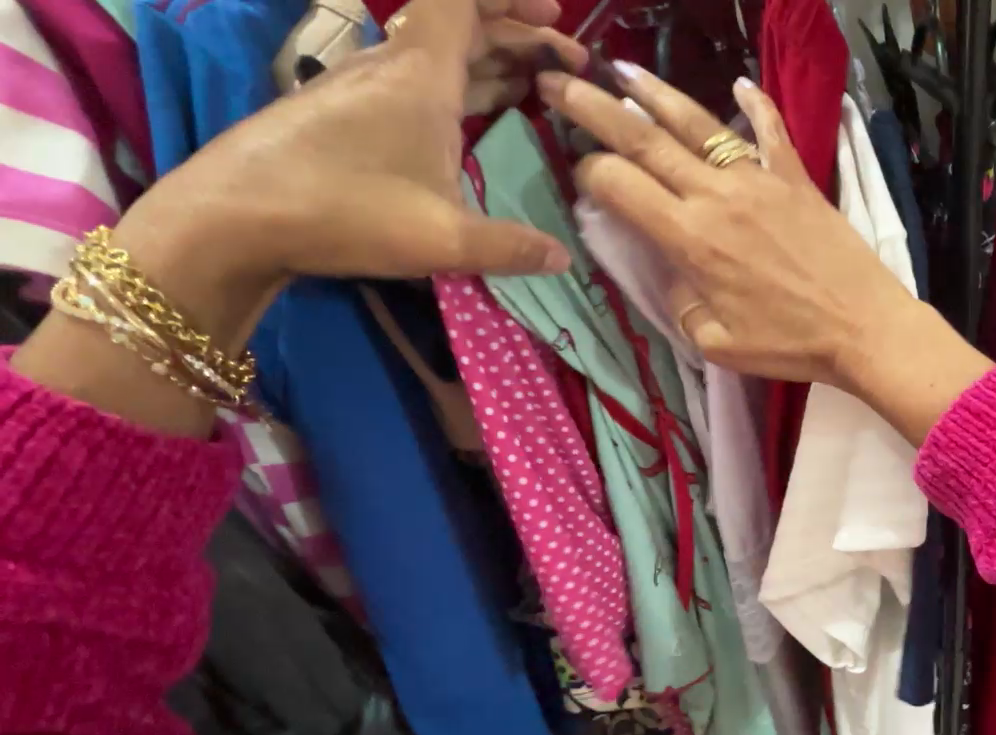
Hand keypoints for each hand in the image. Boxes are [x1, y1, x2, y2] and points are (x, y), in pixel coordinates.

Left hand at [117, 0, 584, 311]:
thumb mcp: (446, 240)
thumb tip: (564, 258)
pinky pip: (421, 79)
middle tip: (570, 62)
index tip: (555, 17)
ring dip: (492, 60)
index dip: (509, 1)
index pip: (461, 3)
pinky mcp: (351, 111)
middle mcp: (394, 69)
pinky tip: (482, 111)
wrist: (235, 216)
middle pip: (460, 27)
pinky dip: (464, 83)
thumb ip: (513, 248)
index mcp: (421, 79)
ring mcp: (368, 88)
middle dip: (519, 36)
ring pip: (441, 55)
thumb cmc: (345, 212)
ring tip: (538, 82)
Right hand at [535, 64, 945, 388]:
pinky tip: (741, 83)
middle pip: (643, 140)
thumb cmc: (792, 345)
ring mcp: (759, 180)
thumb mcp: (719, 343)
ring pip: (697, 123)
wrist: (865, 328)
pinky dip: (756, 105)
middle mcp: (717, 196)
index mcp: (691, 239)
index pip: (619, 185)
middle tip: (558, 83)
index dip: (589, 173)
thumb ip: (680, 303)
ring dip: (654, 93)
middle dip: (592, 108)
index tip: (581, 174)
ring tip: (622, 71)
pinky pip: (771, 132)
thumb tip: (667, 271)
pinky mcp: (797, 180)